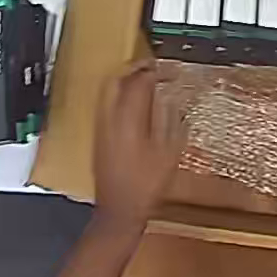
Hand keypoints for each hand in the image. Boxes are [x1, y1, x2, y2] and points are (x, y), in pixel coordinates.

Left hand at [93, 58, 187, 231]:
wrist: (119, 211)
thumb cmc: (147, 184)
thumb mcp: (169, 152)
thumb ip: (172, 120)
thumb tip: (176, 98)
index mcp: (129, 120)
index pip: (139, 83)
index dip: (156, 72)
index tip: (170, 70)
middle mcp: (110, 118)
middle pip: (117, 80)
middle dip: (135, 68)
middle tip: (153, 65)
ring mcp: (101, 127)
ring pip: (109, 91)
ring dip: (126, 79)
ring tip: (146, 78)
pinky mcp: (99, 136)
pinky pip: (107, 104)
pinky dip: (121, 94)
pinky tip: (136, 103)